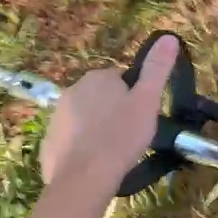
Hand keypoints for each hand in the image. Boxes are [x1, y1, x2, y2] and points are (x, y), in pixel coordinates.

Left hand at [39, 35, 177, 192]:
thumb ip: (157, 68)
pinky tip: (93, 164)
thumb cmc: (121, 136)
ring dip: (97, 129)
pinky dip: (81, 148)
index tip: (139, 117)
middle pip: (101, 97)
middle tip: (128, 134)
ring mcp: (56, 118)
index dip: (133, 98)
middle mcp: (72, 91)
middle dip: (113, 111)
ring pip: (85, 118)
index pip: (120, 79)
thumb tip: (168, 37)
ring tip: (112, 152)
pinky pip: (70, 140)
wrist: (83, 180)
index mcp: (98, 78)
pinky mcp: (48, 143)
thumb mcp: (147, 101)